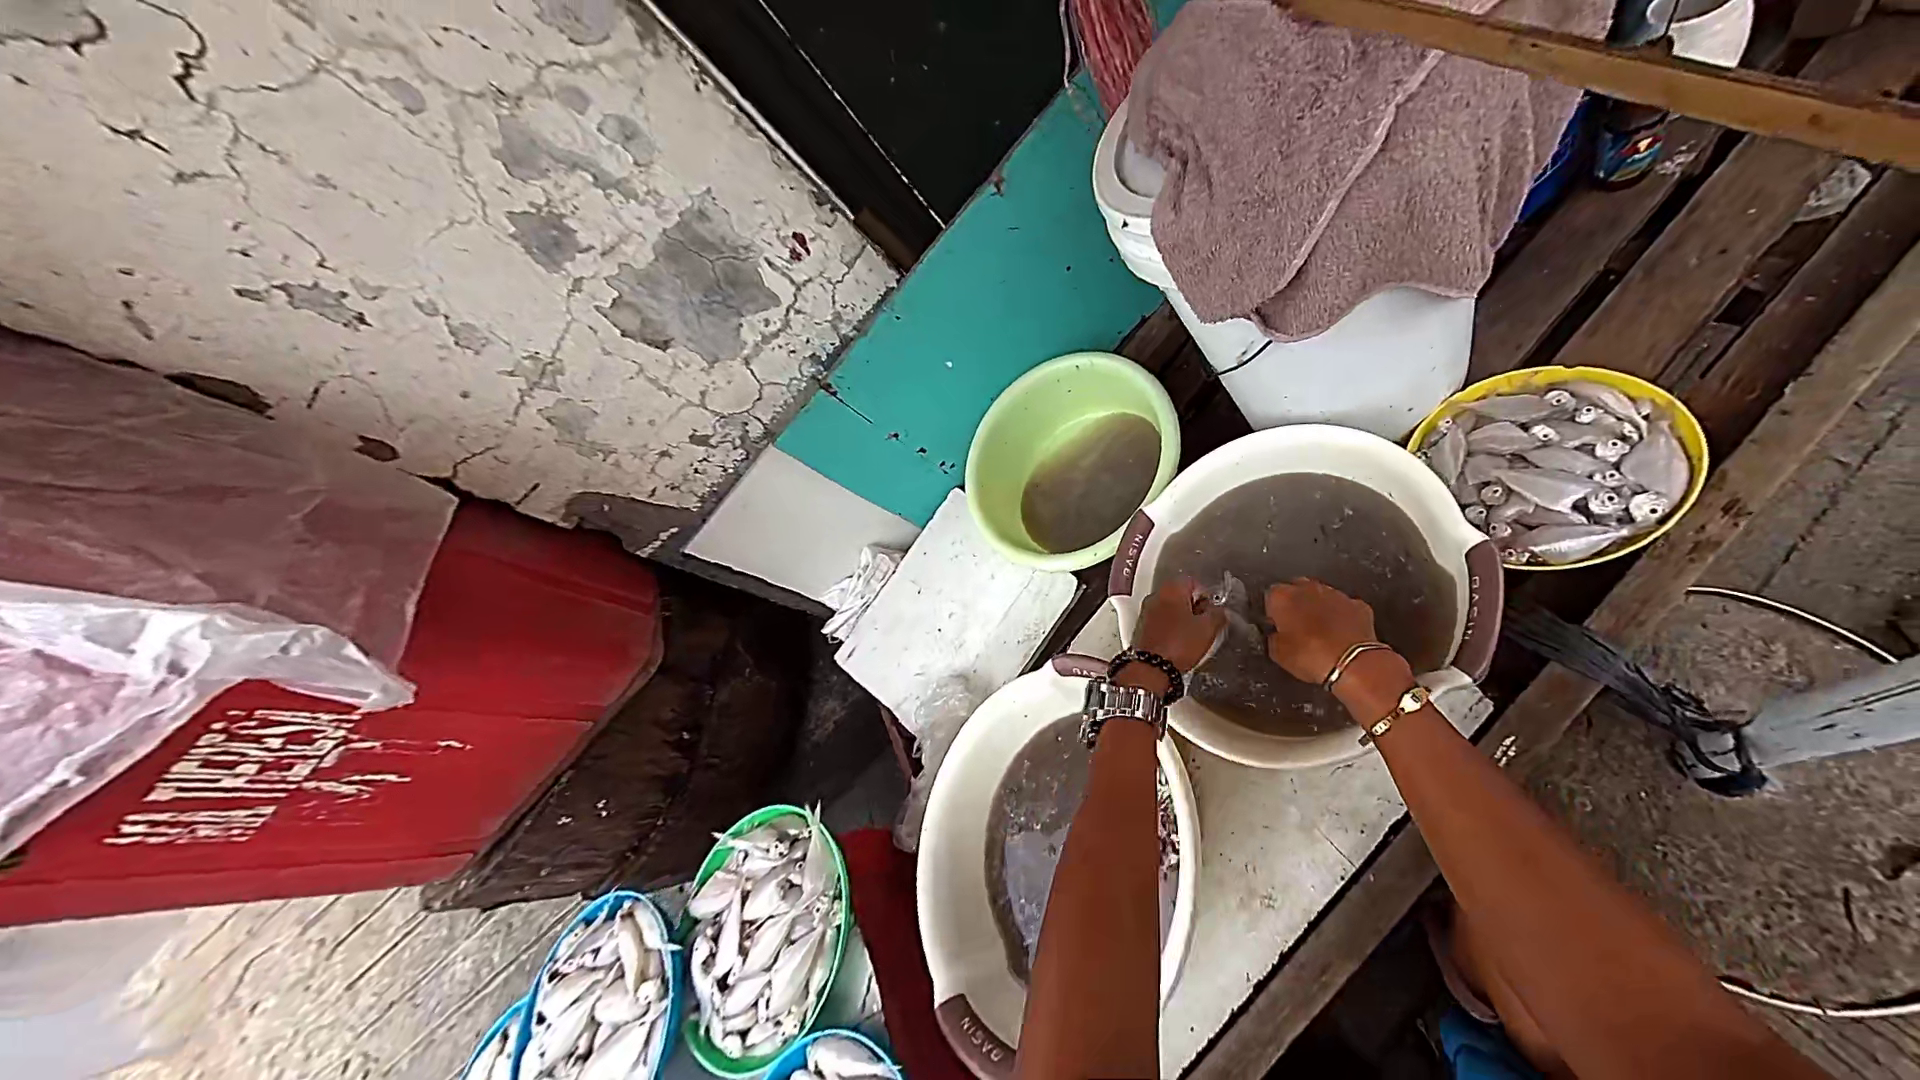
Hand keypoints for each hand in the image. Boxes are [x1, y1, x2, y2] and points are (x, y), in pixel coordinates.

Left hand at [1132, 576, 1225, 672]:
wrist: (1152, 667)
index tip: (1214, 608)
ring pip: (1170, 608)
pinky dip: (1171, 628)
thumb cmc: (1178, 645)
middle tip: (1205, 622)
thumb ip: (1218, 614)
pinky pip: (1161, 622)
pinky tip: (1179, 642)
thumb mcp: (1208, 628)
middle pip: (1180, 594)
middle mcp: (1155, 596)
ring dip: (1182, 618)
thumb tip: (1219, 610)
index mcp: (1171, 589)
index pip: (1193, 581)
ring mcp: (1146, 612)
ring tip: (1194, 635)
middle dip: (1195, 607)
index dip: (1207, 595)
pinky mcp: (1142, 628)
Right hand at [1263, 578, 1383, 684]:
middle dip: (1295, 604)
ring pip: (1321, 595)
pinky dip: (1342, 616)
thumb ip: (1272, 636)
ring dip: (1318, 607)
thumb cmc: (1309, 656)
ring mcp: (1336, 594)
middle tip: (1295, 626)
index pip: (1269, 595)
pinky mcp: (1358, 606)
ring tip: (1319, 631)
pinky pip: (1345, 607)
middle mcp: (1307, 588)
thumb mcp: (1277, 652)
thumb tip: (1276, 635)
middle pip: (1296, 589)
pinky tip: (1340, 633)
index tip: (1274, 625)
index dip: (1271, 611)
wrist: (1352, 664)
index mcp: (1282, 597)